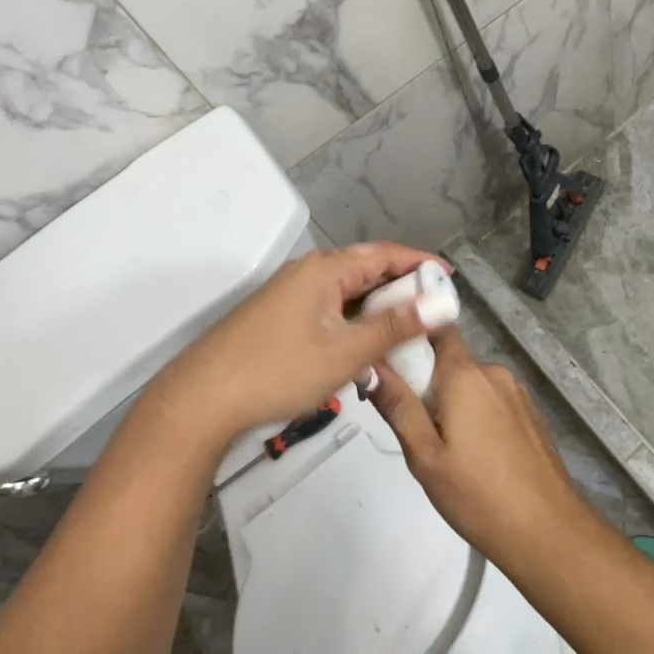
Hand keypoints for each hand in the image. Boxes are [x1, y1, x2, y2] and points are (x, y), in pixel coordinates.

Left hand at [152, 242, 445, 439]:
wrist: (201, 400)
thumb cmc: (278, 371)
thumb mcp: (345, 353)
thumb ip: (395, 327)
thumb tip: (443, 303)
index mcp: (326, 270)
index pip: (385, 254)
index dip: (421, 263)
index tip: (451, 279)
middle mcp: (308, 273)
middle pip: (366, 271)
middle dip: (403, 289)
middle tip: (435, 313)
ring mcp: (290, 295)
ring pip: (347, 294)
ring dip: (378, 311)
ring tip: (408, 334)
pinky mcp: (279, 318)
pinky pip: (330, 311)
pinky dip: (354, 324)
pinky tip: (366, 350)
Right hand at [368, 327, 591, 566]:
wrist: (548, 530)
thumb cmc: (477, 495)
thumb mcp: (424, 456)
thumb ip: (398, 406)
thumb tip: (370, 366)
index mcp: (466, 375)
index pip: (437, 330)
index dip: (412, 340)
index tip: (391, 366)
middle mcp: (494, 372)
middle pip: (452, 362)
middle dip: (430, 385)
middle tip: (415, 431)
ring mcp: (517, 394)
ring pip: (473, 386)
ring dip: (455, 405)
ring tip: (446, 452)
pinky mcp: (531, 415)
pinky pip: (494, 403)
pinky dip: (479, 418)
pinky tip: (477, 458)